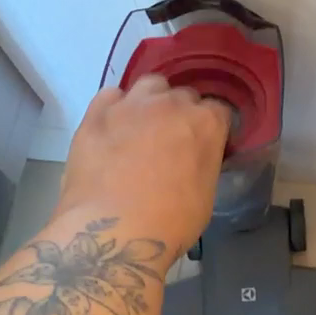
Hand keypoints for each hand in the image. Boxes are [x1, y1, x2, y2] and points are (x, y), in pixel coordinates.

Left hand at [52, 76, 232, 264]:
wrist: (115, 229)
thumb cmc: (172, 220)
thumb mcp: (207, 191)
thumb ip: (204, 160)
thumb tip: (194, 157)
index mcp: (207, 123)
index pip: (218, 111)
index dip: (211, 128)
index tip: (204, 144)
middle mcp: (172, 104)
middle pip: (184, 95)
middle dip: (182, 113)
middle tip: (172, 140)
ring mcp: (132, 105)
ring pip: (150, 85)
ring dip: (152, 101)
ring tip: (144, 126)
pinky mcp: (97, 113)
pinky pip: (111, 96)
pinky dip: (116, 107)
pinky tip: (114, 128)